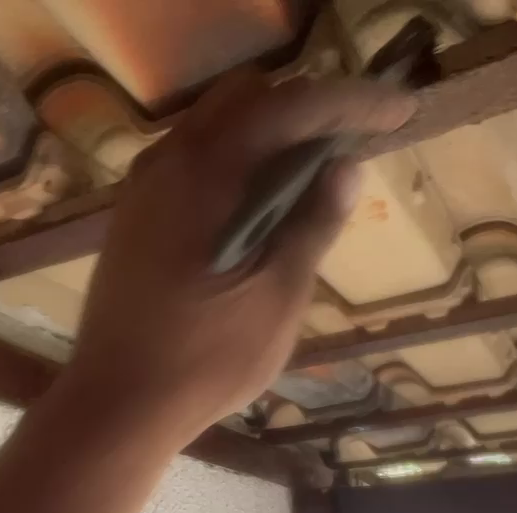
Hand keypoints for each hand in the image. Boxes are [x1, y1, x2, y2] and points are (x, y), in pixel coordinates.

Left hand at [54, 69, 415, 451]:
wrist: (117, 406)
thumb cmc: (204, 360)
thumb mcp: (276, 298)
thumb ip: (312, 226)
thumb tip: (346, 168)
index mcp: (206, 171)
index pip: (291, 107)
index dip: (352, 103)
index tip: (399, 112)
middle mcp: (167, 162)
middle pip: (247, 102)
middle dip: (306, 111)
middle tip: (350, 147)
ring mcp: (142, 190)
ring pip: (214, 131)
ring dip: (267, 140)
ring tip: (310, 179)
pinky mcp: (133, 221)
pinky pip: (191, 166)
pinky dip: (233, 168)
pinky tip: (257, 210)